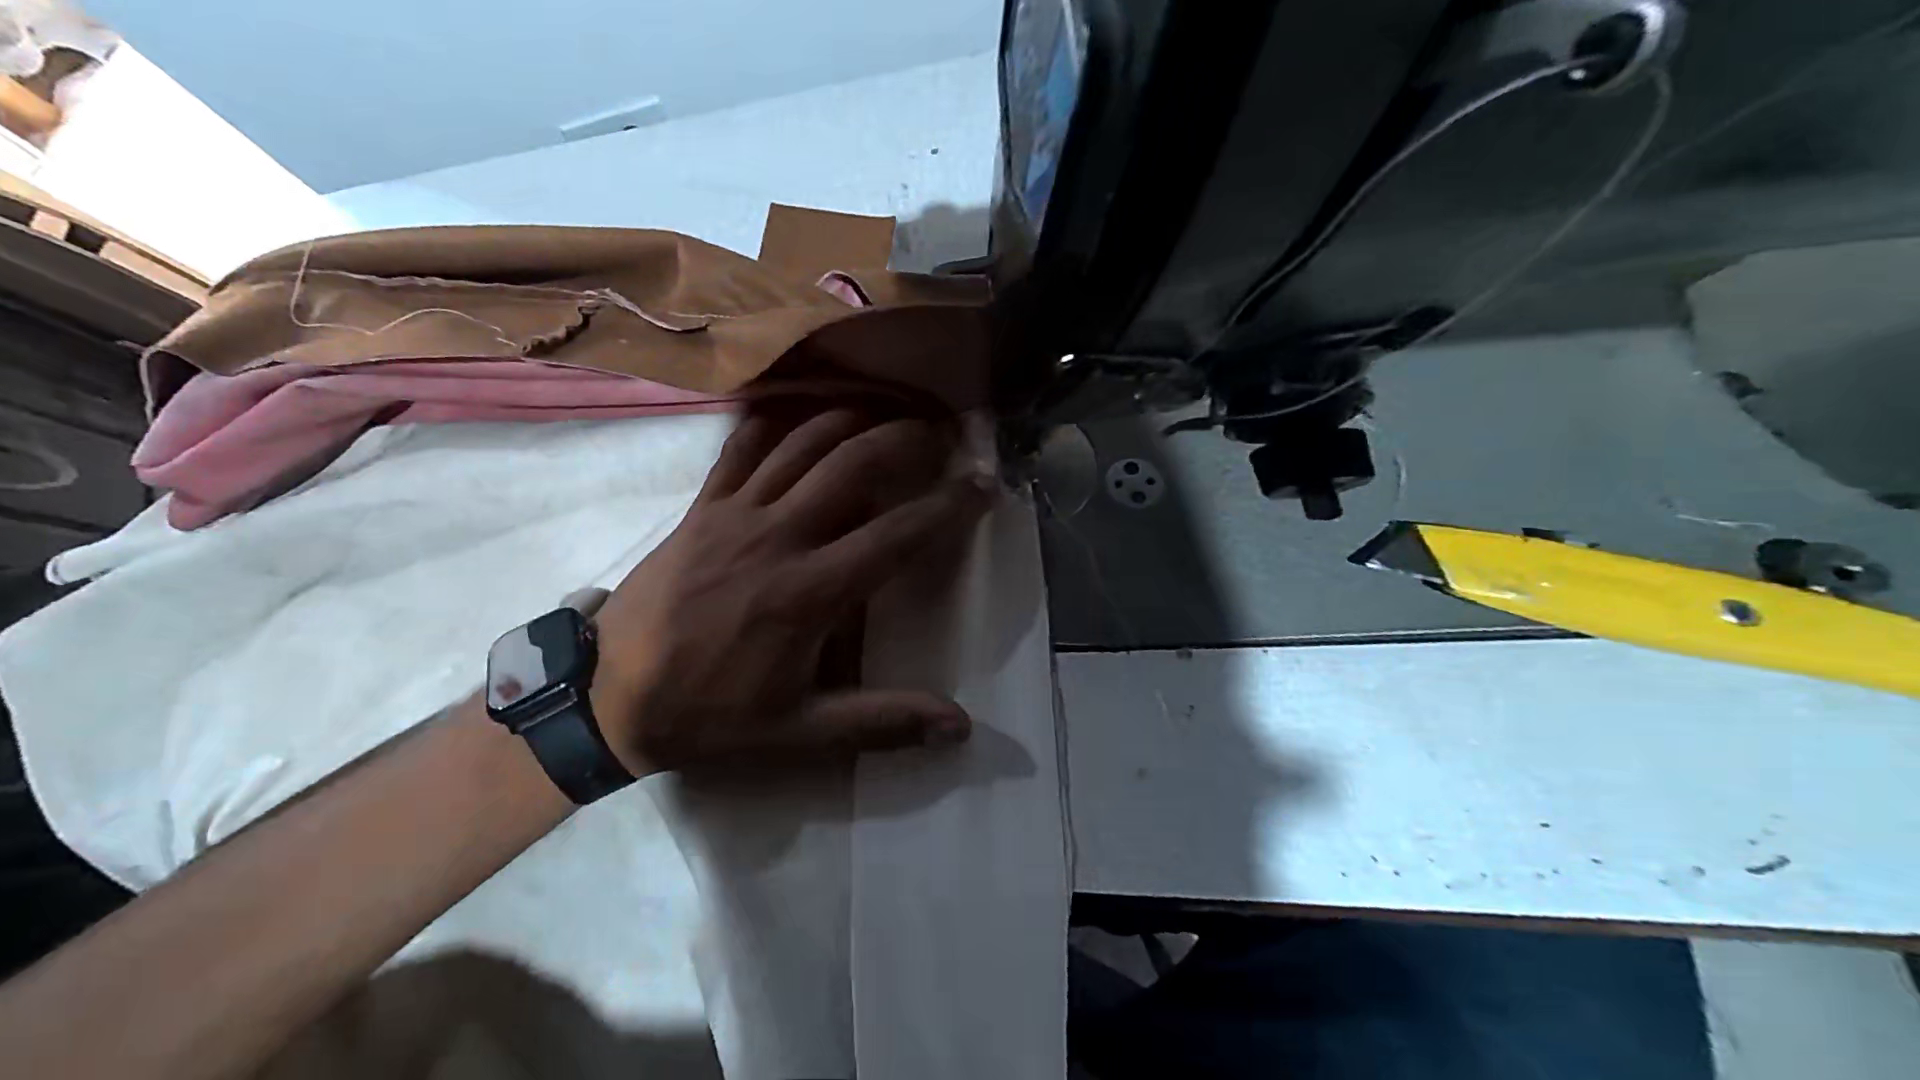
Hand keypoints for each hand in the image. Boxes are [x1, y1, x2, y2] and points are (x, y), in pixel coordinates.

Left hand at [587, 408, 993, 775]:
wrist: (608, 697)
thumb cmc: (712, 714)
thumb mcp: (801, 730)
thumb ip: (882, 721)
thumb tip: (959, 725)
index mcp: (809, 592)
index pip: (896, 535)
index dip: (947, 507)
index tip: (981, 486)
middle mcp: (777, 537)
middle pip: (853, 465)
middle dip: (904, 440)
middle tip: (939, 433)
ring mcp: (733, 513)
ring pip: (801, 443)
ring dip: (850, 420)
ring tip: (885, 414)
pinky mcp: (700, 506)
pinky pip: (740, 447)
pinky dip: (773, 421)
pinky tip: (797, 412)